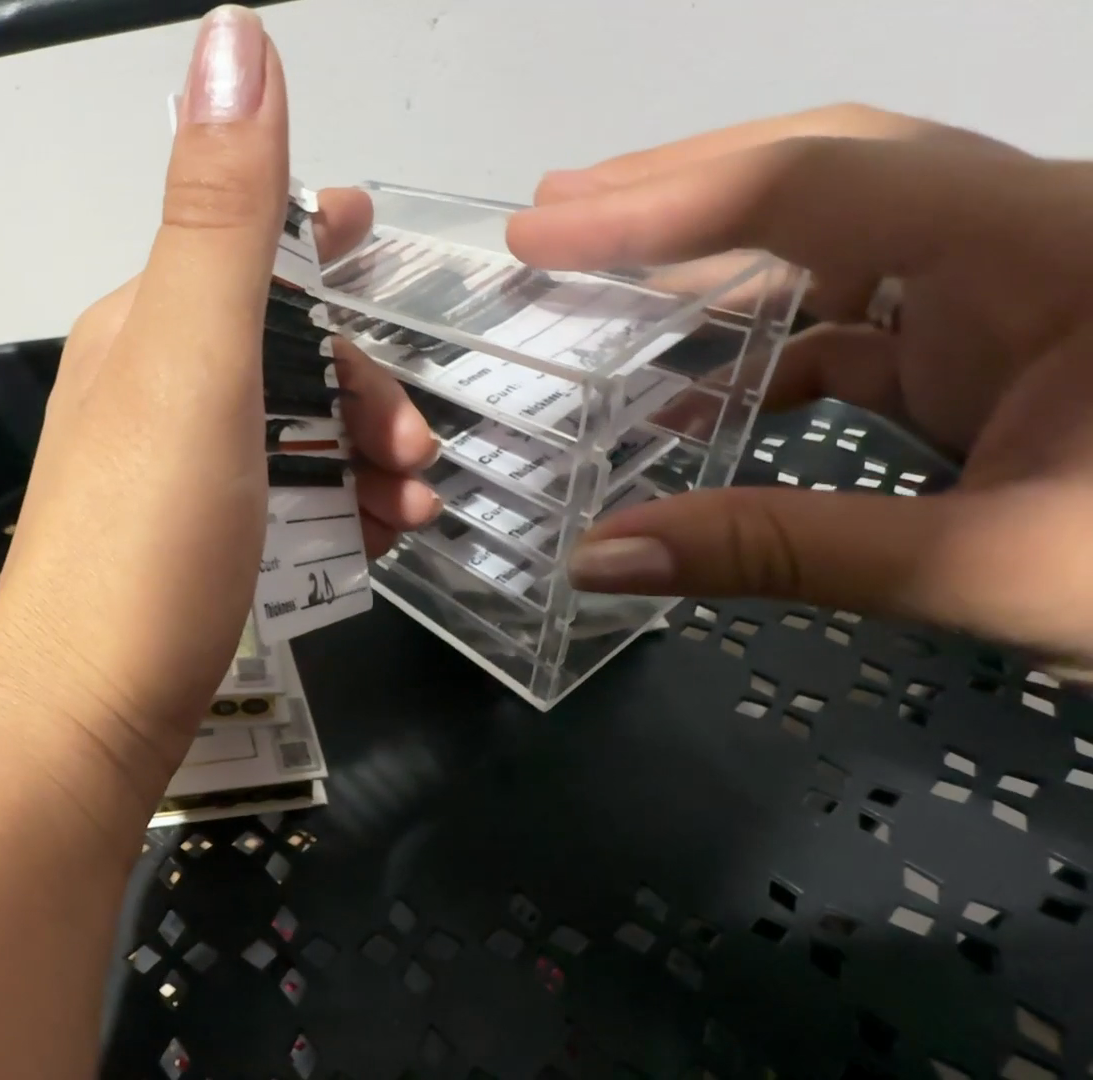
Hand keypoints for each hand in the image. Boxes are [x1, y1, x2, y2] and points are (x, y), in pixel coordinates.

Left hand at [0, 6, 437, 780]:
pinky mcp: (188, 543)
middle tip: (417, 448)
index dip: (314, 238)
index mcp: (143, 331)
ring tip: (412, 507)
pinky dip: (334, 503)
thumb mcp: (191, 363)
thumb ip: (219, 214)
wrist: (84, 709)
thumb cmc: (144, 538)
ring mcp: (166, 473)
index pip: (242, 252)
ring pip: (288, 427)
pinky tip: (372, 539)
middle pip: (280, 350)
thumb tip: (231, 34)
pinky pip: (278, 493)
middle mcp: (146, 391)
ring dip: (363, 451)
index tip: (380, 237)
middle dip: (363, 383)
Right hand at [511, 105, 1092, 665]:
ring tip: (586, 274)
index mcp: (1063, 245)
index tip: (540, 229)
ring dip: (698, 260)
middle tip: (548, 206)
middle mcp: (1032, 234)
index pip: (825, 186)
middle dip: (672, 187)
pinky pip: (842, 322)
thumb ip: (783, 552)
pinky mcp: (991, 345)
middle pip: (825, 168)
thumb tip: (596, 557)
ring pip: (826, 238)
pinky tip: (675, 393)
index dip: (664, 206)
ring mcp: (1011, 289)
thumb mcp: (995, 566)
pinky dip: (746, 353)